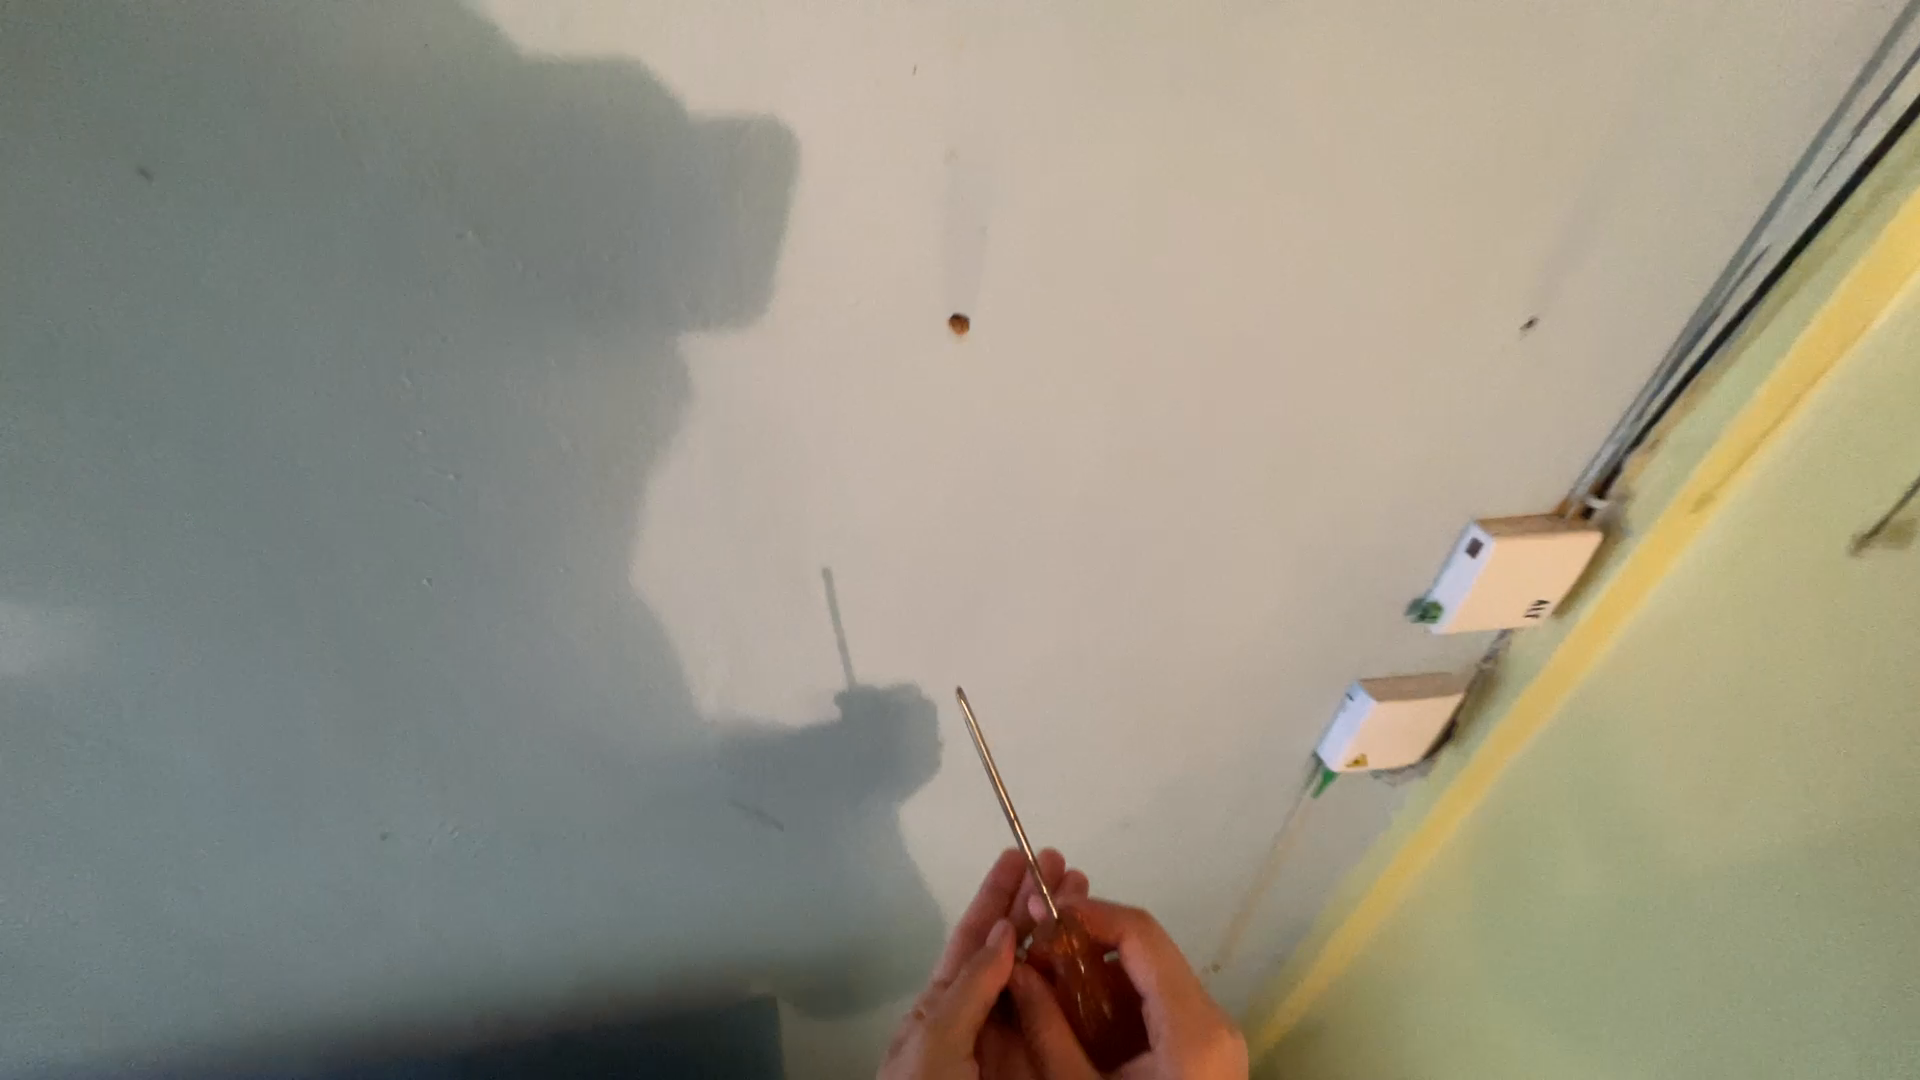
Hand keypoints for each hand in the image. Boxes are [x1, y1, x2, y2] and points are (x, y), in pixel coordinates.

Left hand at [880, 848, 1088, 1079]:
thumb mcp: (930, 1046)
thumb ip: (968, 991)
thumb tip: (1002, 936)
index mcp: (944, 1004)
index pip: (972, 936)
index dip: (994, 894)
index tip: (1017, 855)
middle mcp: (980, 1017)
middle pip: (1012, 948)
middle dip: (1036, 904)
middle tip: (1066, 866)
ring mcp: (1012, 1045)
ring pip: (1041, 978)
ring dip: (1061, 936)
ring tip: (1085, 893)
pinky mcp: (1040, 1071)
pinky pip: (1059, 1023)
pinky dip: (1075, 990)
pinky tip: (1095, 961)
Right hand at [1005, 898, 1246, 1079]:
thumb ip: (1047, 1028)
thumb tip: (1015, 969)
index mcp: (1192, 1026)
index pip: (1140, 933)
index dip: (1088, 913)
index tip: (1041, 917)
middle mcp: (1212, 1017)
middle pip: (1144, 947)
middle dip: (1085, 940)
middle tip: (1036, 946)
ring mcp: (1213, 1033)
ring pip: (1148, 971)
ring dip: (1097, 968)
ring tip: (1048, 978)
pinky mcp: (1206, 1050)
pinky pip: (1156, 1001)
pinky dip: (1115, 997)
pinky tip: (1077, 1014)